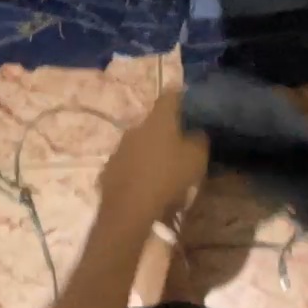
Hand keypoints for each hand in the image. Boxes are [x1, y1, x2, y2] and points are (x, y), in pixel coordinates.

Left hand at [99, 89, 209, 227]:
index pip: (170, 95)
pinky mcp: (108, 170)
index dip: (181, 96)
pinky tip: (146, 187)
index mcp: (158, 120)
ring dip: (151, 152)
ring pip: (140, 144)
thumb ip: (199, 140)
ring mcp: (119, 149)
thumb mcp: (196, 158)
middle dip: (167, 131)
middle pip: (154, 122)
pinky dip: (137, 171)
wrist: (128, 211)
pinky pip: (128, 165)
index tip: (190, 103)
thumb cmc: (167, 178)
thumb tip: (197, 132)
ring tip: (164, 171)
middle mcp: (136, 128)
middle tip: (181, 145)